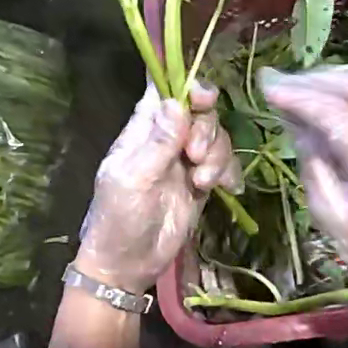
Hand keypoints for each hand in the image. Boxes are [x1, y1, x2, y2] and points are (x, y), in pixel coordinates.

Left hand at [75, 83, 239, 292]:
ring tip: (202, 182)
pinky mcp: (202, 180)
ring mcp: (185, 159)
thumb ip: (157, 143)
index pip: (163, 90)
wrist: (129, 264)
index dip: (185, 83)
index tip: (202, 97)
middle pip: (199, 110)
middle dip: (205, 128)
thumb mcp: (133, 179)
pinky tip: (226, 189)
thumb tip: (176, 103)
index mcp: (142, 129)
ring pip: (215, 136)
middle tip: (194, 156)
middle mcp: (166, 137)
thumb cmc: (119, 218)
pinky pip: (225, 162)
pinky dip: (228, 171)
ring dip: (216, 155)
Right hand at [259, 65, 347, 306]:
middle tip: (275, 83)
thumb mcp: (331, 214)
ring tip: (293, 92)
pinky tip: (322, 104)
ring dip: (328, 82)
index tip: (264, 86)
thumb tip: (294, 120)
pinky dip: (346, 93)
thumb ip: (313, 162)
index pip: (334, 110)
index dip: (297, 94)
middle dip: (311, 79)